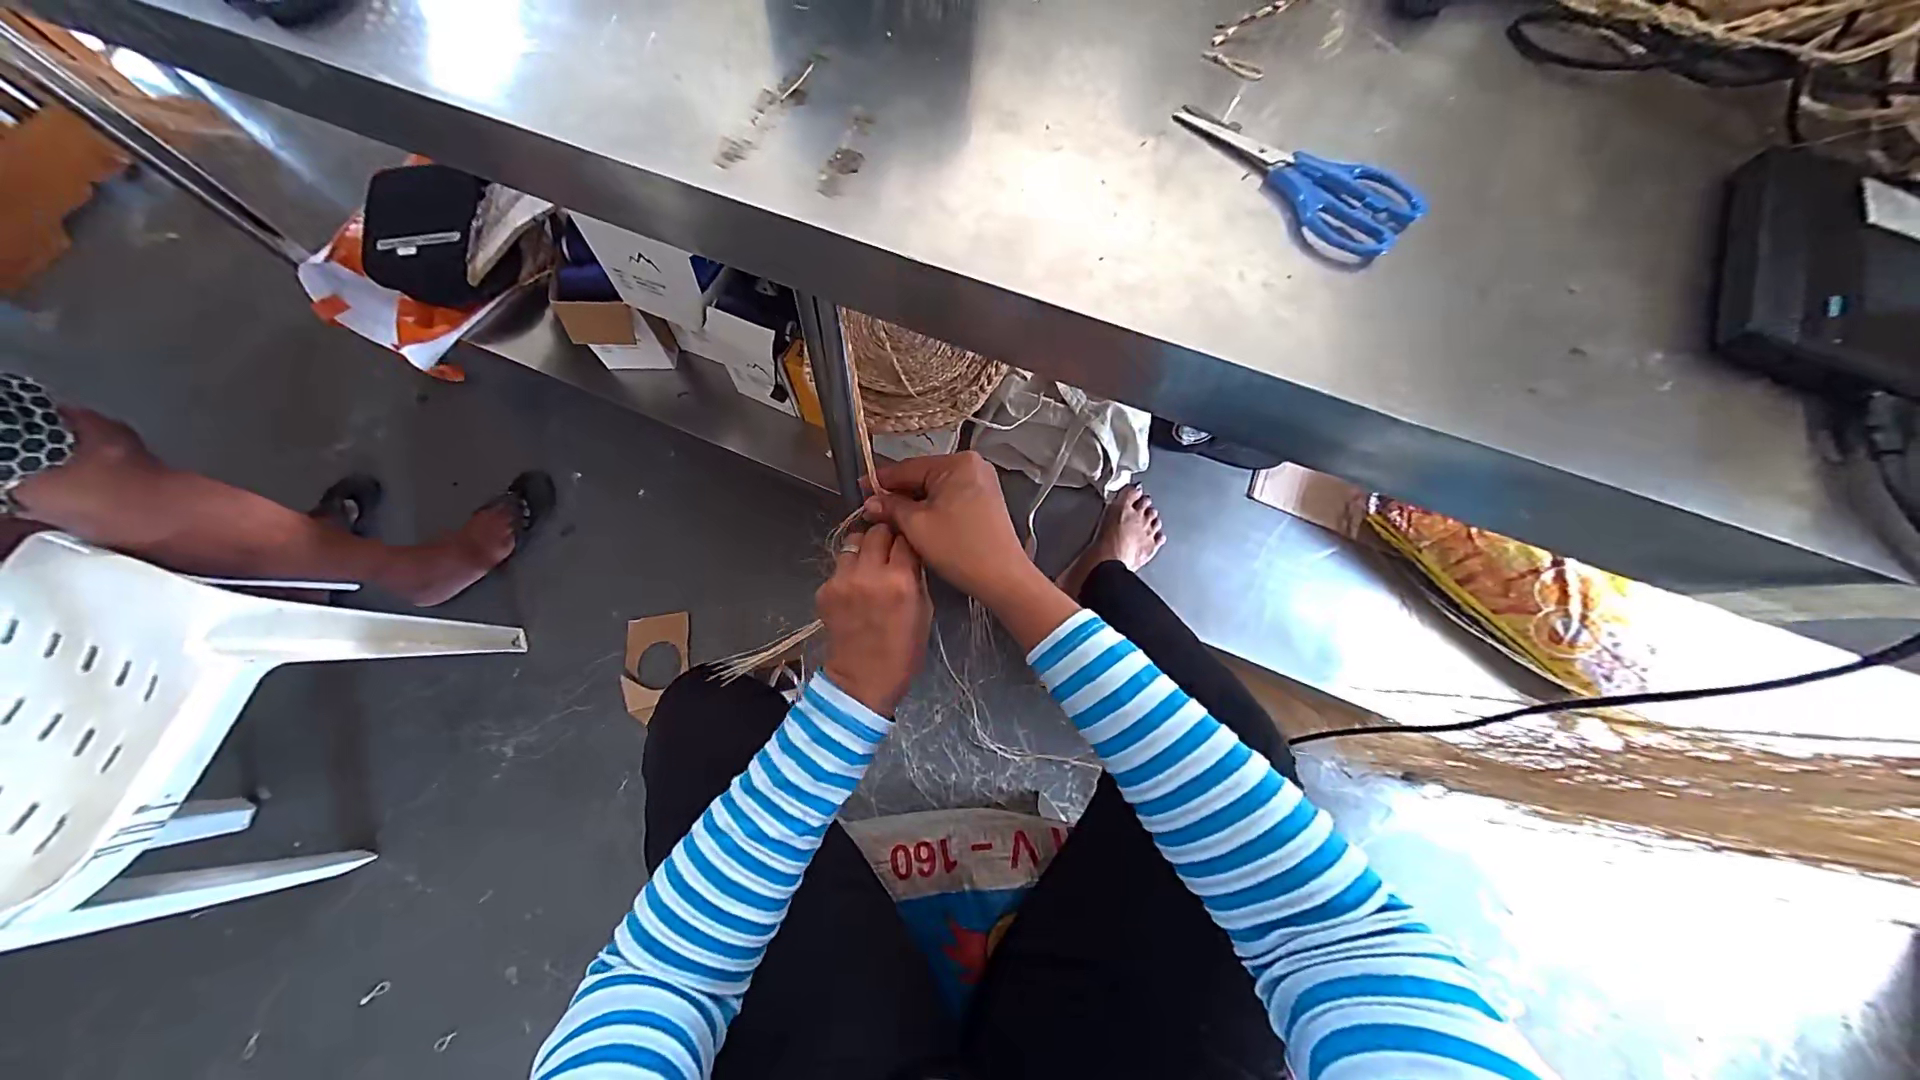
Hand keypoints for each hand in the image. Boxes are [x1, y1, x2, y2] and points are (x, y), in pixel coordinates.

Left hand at [816, 523, 931, 715]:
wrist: (862, 681)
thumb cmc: (903, 651)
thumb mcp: (924, 611)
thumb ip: (916, 577)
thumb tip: (911, 554)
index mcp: (900, 580)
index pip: (904, 538)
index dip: (908, 541)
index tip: (909, 547)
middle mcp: (869, 574)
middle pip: (877, 532)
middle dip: (885, 537)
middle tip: (889, 552)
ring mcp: (842, 580)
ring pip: (853, 543)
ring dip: (864, 550)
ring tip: (869, 568)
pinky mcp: (824, 590)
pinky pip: (839, 567)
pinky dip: (849, 572)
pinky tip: (855, 590)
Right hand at [861, 453, 1078, 650]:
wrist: (1002, 577)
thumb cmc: (959, 548)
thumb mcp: (916, 525)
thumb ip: (890, 507)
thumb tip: (871, 502)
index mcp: (958, 463)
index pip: (908, 467)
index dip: (880, 481)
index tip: (859, 489)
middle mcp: (973, 465)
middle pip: (922, 477)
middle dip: (897, 495)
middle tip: (871, 510)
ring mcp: (981, 483)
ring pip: (935, 490)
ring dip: (912, 504)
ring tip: (888, 519)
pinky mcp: (985, 501)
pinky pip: (949, 499)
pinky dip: (931, 509)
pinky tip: (914, 523)